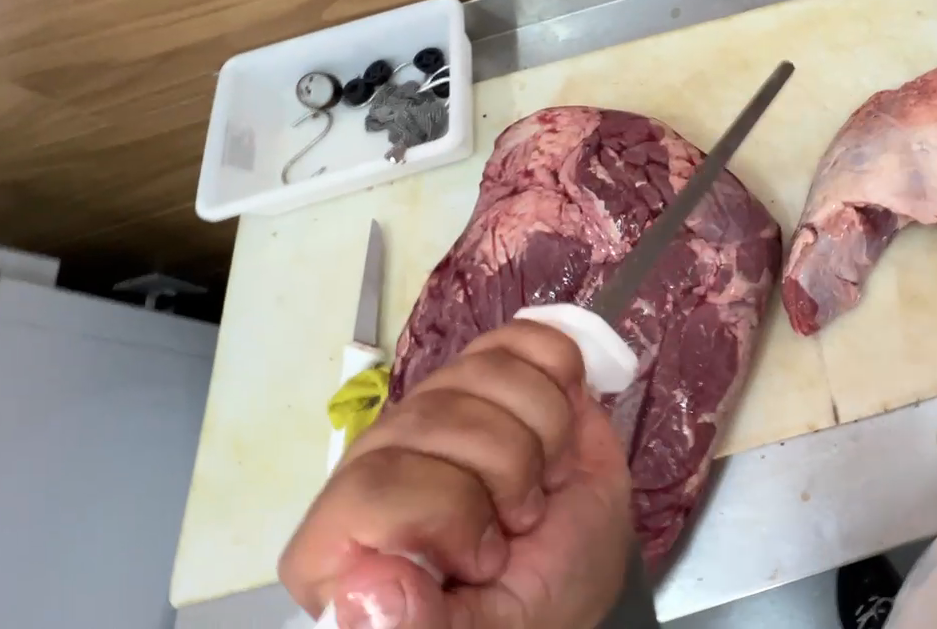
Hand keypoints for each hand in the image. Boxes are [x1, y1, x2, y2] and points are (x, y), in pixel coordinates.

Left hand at [280, 321, 632, 628]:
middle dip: (509, 470)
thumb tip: (360, 585)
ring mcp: (441, 399)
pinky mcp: (497, 363)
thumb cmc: (529, 600)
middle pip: (435, 420)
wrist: (587, 552)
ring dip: (543, 429)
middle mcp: (383, 454)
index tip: (488, 556)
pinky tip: (563, 413)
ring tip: (545, 474)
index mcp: (349, 533)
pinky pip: (526, 335)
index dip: (445, 512)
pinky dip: (561, 372)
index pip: (369, 490)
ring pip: (485, 371)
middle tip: (525, 517)